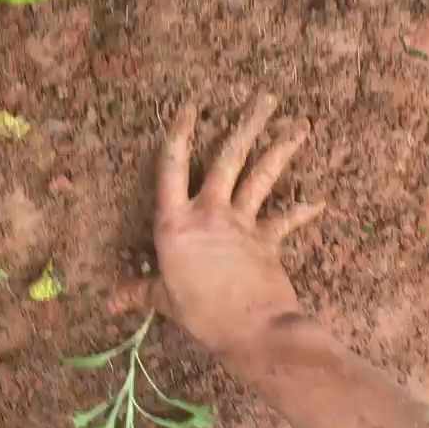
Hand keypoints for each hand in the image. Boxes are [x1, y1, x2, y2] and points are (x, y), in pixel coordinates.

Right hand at [153, 93, 325, 359]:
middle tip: (265, 97)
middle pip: (228, 159)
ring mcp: (242, 224)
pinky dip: (301, 209)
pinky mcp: (268, 241)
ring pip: (261, 177)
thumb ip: (139, 291)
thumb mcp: (162, 298)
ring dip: (281, 149)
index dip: (180, 133)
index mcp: (174, 221)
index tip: (190, 106)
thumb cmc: (198, 312)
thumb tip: (110, 302)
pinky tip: (318, 200)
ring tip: (299, 125)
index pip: (173, 166)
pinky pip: (285, 219)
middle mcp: (208, 212)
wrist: (252, 330)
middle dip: (247, 125)